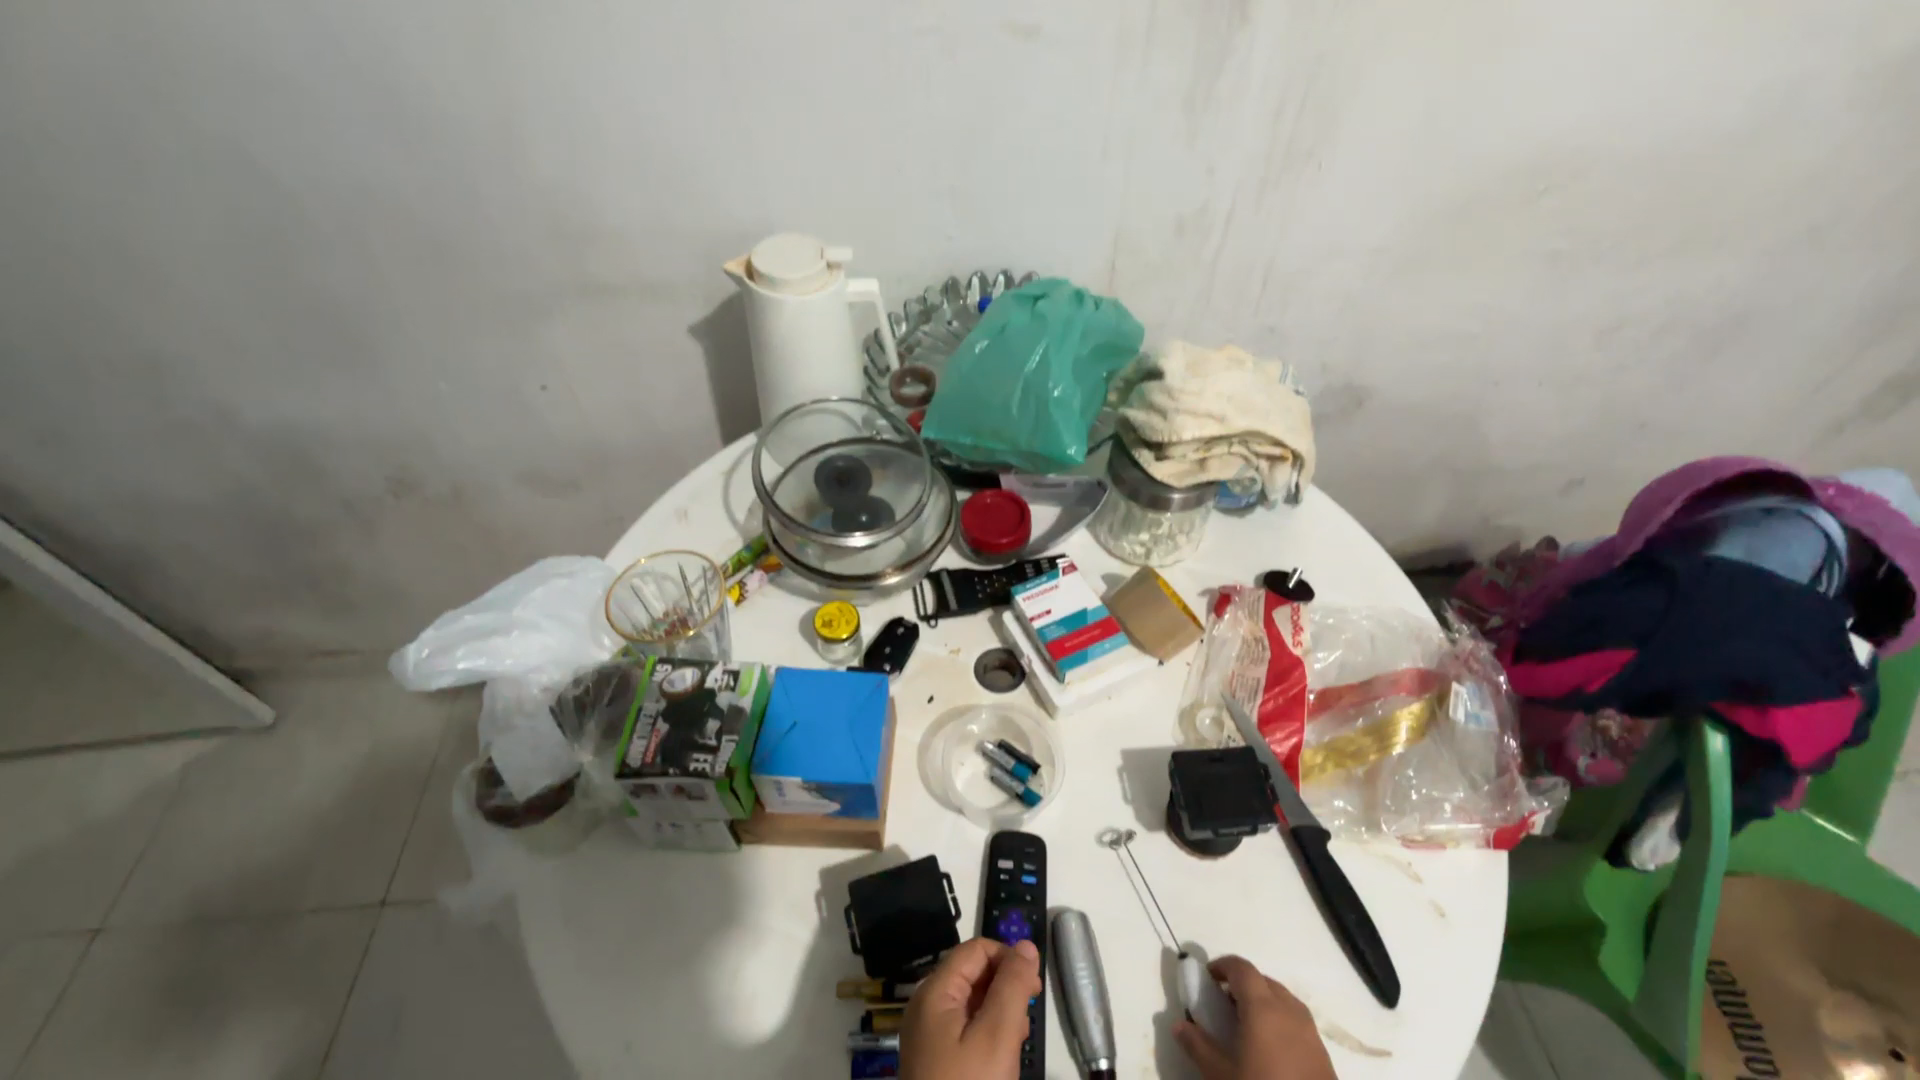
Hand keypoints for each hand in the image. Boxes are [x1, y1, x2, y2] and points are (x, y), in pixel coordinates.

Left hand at [899, 937, 1043, 1079]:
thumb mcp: (997, 1035)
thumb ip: (1012, 986)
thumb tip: (1025, 944)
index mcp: (935, 992)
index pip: (976, 950)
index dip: (1008, 958)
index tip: (1035, 987)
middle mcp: (927, 1005)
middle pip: (972, 973)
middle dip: (1005, 985)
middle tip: (1029, 1015)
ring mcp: (928, 1032)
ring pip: (971, 1001)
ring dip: (1000, 1009)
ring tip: (1017, 1038)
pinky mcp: (935, 1056)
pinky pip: (965, 1026)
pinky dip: (988, 1030)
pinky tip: (1003, 1054)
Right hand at [1173, 956, 1334, 1079]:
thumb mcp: (1221, 1074)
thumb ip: (1198, 1046)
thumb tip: (1179, 1025)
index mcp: (1262, 1008)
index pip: (1242, 968)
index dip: (1222, 966)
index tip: (1207, 978)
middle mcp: (1288, 1010)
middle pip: (1263, 980)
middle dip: (1241, 984)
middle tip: (1223, 1004)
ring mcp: (1309, 1029)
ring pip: (1282, 998)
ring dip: (1262, 1000)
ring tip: (1246, 1025)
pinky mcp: (1321, 1050)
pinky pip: (1296, 1019)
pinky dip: (1279, 1019)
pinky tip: (1270, 1047)